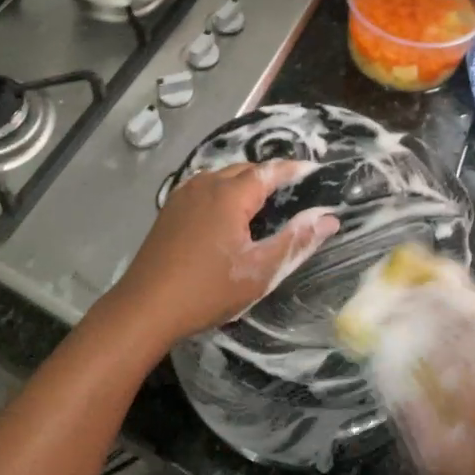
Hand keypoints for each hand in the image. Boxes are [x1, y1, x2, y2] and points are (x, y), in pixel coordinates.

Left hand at [101, 161, 339, 347]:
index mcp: (229, 195)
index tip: (314, 169)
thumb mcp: (260, 271)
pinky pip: (204, 188)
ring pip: (222, 177)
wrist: (146, 306)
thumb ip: (296, 241)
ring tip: (265, 201)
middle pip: (245, 170)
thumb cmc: (207, 290)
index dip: (293, 169)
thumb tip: (328, 218)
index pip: (269, 171)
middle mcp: (205, 184)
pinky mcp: (170, 208)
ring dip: (244, 182)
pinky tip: (228, 213)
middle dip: (269, 175)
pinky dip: (223, 191)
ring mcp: (183, 194)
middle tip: (293, 189)